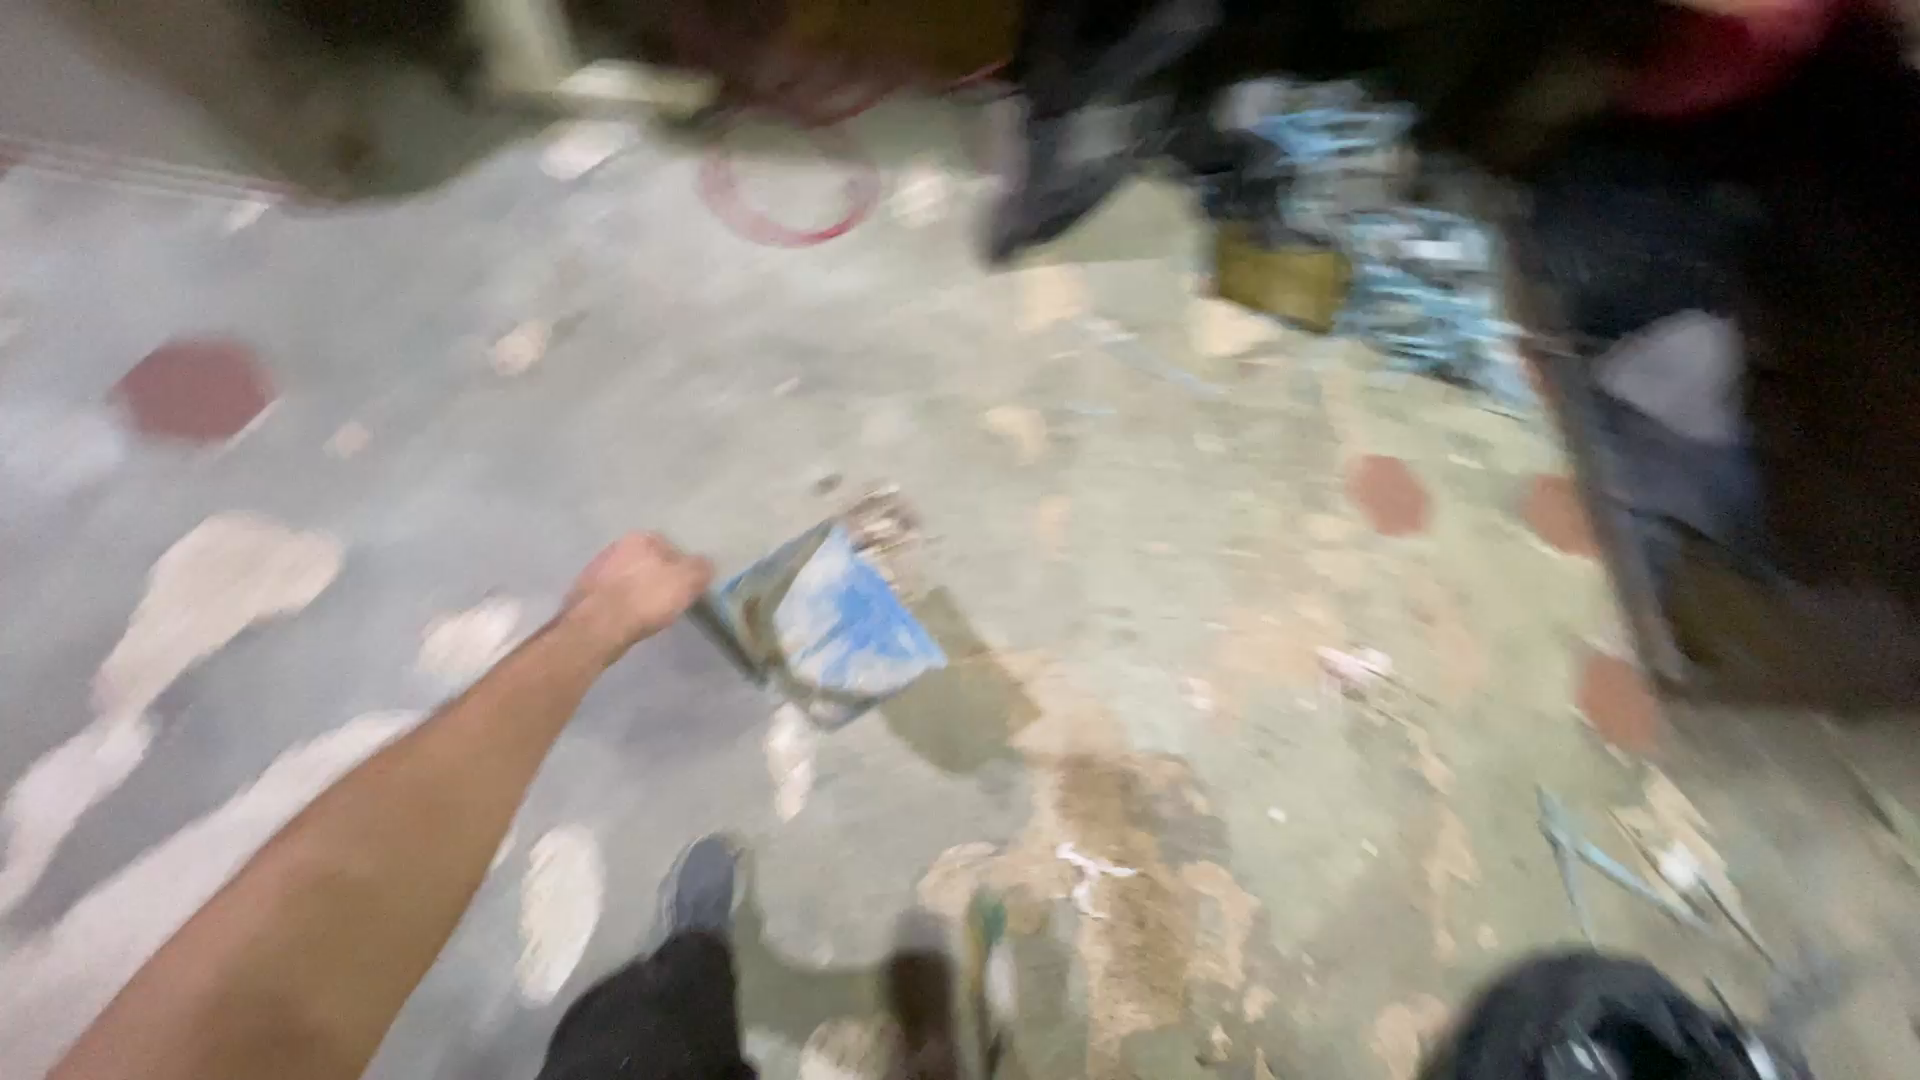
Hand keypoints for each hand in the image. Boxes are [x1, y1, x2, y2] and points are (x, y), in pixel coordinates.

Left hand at [562, 533, 713, 661]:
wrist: (597, 627)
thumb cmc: (647, 598)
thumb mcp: (688, 581)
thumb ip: (701, 568)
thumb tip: (705, 564)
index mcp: (641, 537)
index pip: (670, 545)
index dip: (681, 566)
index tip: (686, 586)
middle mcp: (615, 546)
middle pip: (647, 561)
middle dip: (657, 576)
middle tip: (669, 599)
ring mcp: (595, 569)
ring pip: (627, 578)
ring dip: (637, 590)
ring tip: (648, 612)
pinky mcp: (583, 593)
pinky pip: (612, 595)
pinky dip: (621, 604)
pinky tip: (628, 619)